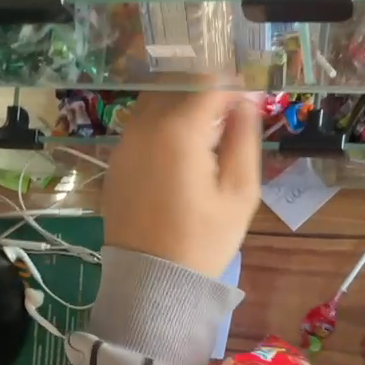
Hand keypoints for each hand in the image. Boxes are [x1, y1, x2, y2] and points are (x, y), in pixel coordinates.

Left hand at [102, 86, 261, 277]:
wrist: (152, 283)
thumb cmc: (203, 241)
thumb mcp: (239, 193)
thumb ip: (244, 138)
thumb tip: (245, 102)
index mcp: (179, 130)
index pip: (209, 81)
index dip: (234, 85)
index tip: (248, 100)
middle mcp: (144, 127)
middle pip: (177, 84)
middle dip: (205, 92)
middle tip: (227, 118)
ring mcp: (124, 145)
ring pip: (154, 103)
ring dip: (180, 107)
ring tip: (203, 138)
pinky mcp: (115, 164)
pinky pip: (140, 129)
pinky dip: (161, 128)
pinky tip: (178, 156)